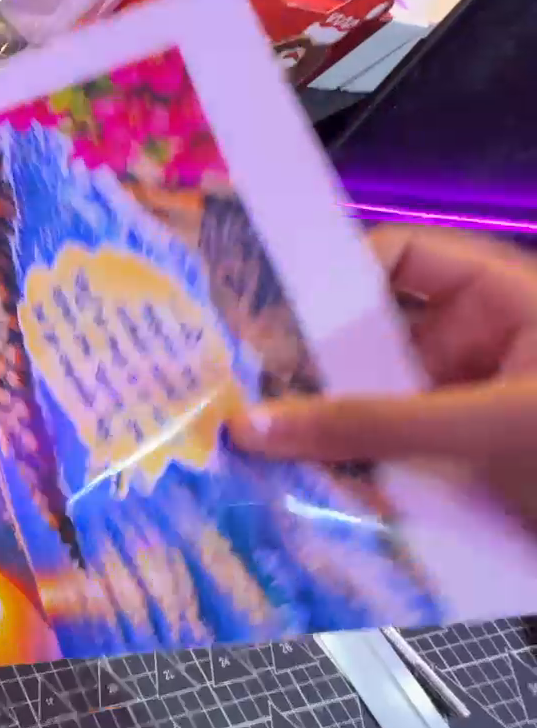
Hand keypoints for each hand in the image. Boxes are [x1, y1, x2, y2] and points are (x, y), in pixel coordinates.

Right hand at [228, 223, 536, 531]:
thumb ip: (373, 425)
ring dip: (308, 413)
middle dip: (295, 357)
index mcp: (503, 301)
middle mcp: (471, 341)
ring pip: (358, 390)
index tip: (253, 313)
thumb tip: (245, 425)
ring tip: (242, 434)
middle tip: (225, 383)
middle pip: (359, 330)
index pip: (395, 257)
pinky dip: (332, 453)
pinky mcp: (443, 451)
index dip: (325, 273)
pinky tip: (288, 471)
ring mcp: (454, 398)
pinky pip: (371, 439)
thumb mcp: (501, 428)